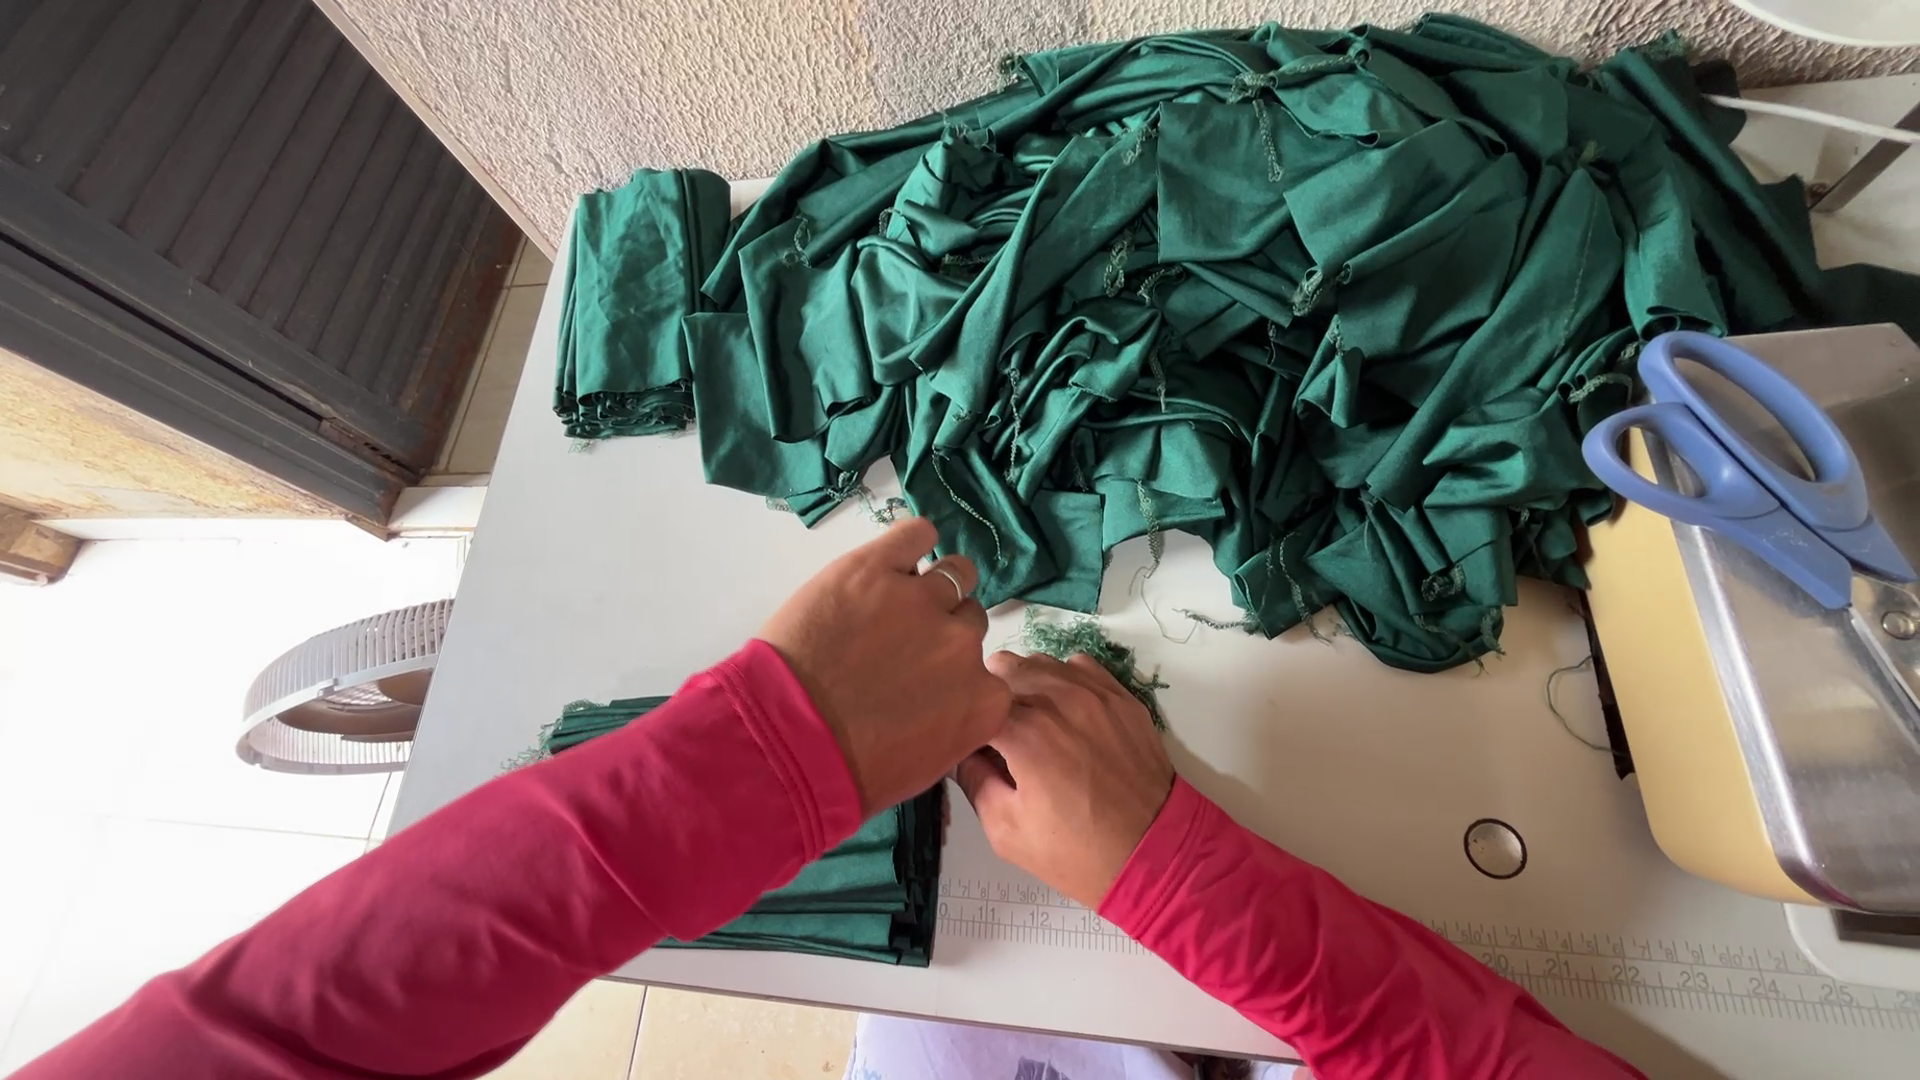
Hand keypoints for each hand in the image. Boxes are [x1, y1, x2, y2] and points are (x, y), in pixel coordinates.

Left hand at [760, 517, 1008, 814]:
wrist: (785, 743)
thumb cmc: (848, 773)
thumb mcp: (924, 762)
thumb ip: (953, 720)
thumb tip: (948, 696)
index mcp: (983, 700)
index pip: (988, 672)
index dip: (956, 672)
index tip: (928, 678)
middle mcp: (965, 644)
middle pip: (970, 618)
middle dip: (943, 629)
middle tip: (902, 642)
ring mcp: (923, 601)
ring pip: (954, 574)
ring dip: (935, 586)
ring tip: (897, 598)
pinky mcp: (877, 567)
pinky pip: (916, 534)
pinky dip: (914, 541)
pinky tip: (897, 557)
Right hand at [955, 652, 1174, 907]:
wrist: (1156, 855)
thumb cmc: (1078, 852)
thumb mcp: (1006, 831)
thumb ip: (972, 780)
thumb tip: (958, 749)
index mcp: (1023, 732)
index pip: (973, 698)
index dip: (964, 718)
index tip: (968, 740)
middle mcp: (1057, 699)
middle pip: (1002, 669)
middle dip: (992, 696)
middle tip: (998, 733)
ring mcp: (1093, 692)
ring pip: (1038, 661)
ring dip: (1026, 684)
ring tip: (1032, 722)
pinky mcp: (1120, 695)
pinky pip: (1077, 665)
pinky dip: (1062, 681)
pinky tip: (1065, 713)